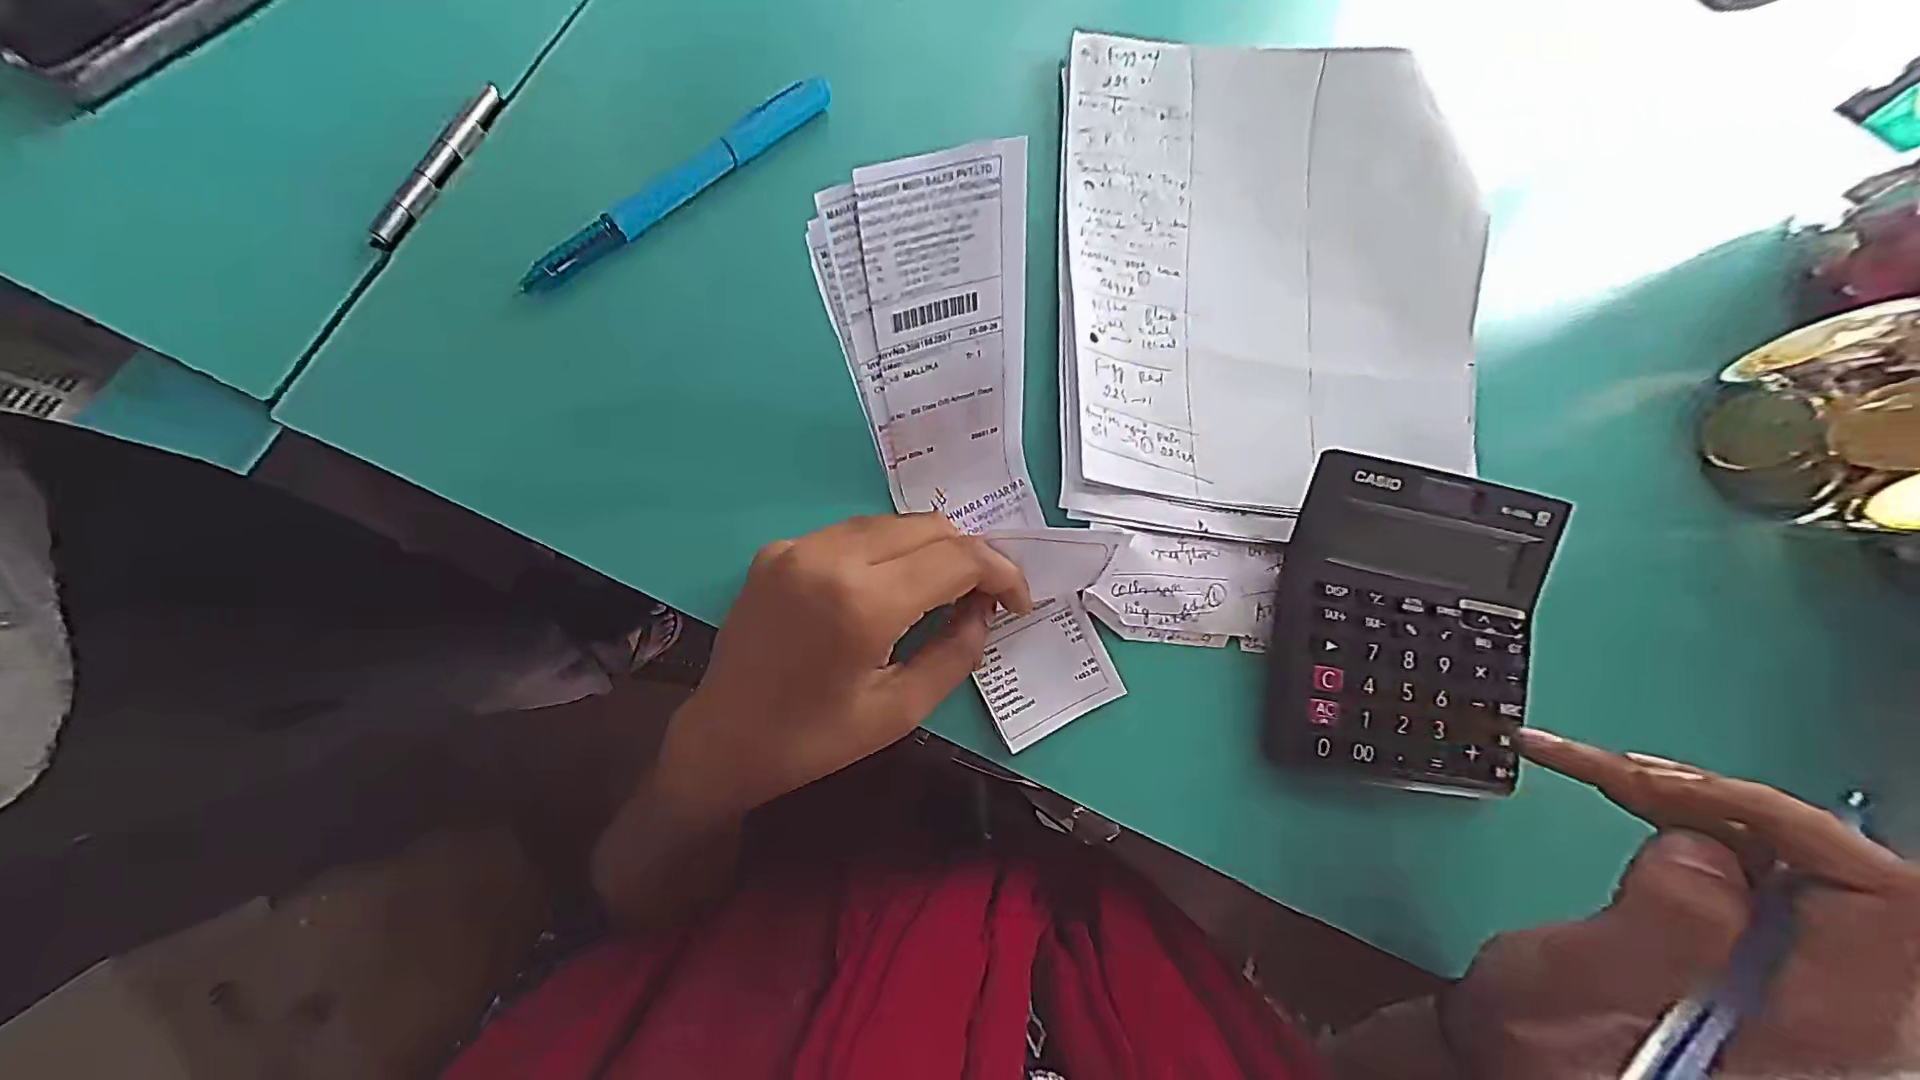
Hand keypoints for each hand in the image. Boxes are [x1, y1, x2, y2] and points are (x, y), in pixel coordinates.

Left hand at [653, 513, 1031, 821]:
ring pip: (892, 523)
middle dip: (969, 556)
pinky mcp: (779, 549)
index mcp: (862, 601)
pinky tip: (888, 586)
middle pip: (929, 527)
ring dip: (930, 549)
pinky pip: (853, 533)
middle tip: (982, 598)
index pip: (958, 557)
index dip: (1001, 573)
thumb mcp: (901, 708)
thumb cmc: (815, 739)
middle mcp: (829, 556)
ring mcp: (798, 546)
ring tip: (942, 591)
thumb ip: (957, 649)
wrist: (721, 740)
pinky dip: (887, 550)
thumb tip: (983, 607)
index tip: (1016, 602)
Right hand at [1443, 730, 1919, 1078]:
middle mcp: (1842, 1019)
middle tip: (1616, 772)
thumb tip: (1699, 845)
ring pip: (1797, 865)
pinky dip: (1691, 822)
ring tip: (1609, 775)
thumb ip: (1652, 930)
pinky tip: (1636, 802)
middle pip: (1841, 873)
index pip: (1882, 901)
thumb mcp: (1575, 991)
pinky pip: (1759, 875)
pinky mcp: (1756, 967)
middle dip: (1723, 801)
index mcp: (1821, 1041)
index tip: (1667, 784)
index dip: (1784, 821)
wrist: (1517, 1078)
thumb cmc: (1537, 1051)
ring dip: (1702, 804)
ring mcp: (1802, 992)